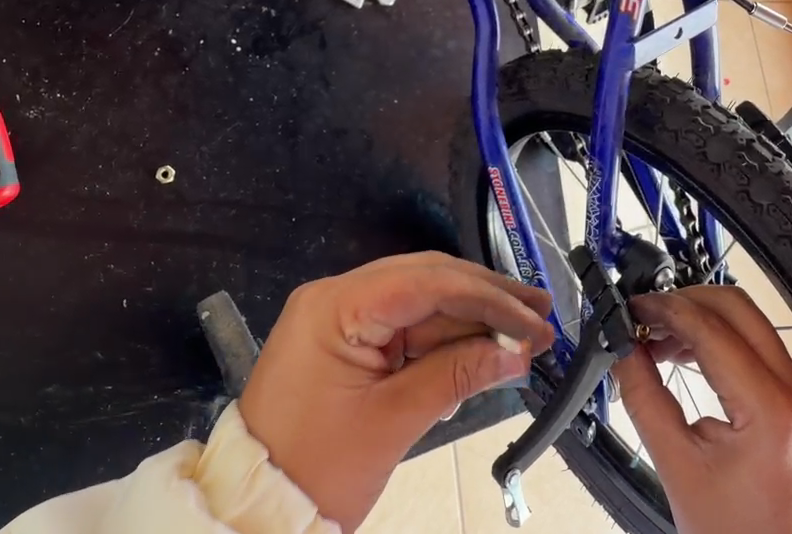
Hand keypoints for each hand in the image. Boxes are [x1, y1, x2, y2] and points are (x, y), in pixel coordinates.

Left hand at [237, 252, 555, 529]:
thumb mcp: (392, 422)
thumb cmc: (315, 471)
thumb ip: (457, 374)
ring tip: (525, 333)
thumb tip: (518, 351)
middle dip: (487, 298)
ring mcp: (342, 317)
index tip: (533, 319)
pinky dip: (447, 338)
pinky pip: (407, 327)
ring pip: (423, 301)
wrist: (251, 514)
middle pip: (428, 281)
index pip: (427, 282)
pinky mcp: (349, 341)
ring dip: (473, 318)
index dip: (488, 296)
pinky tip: (485, 347)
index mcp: (336, 306)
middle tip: (541, 314)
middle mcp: (338, 296)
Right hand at [613, 286, 791, 533]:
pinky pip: (753, 344)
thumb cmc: (732, 533)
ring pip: (747, 319)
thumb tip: (621, 348)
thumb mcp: (676, 465)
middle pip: (735, 307)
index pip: (710, 328)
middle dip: (683, 301)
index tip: (632, 308)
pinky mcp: (791, 398)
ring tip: (655, 337)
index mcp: (768, 407)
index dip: (665, 309)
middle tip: (643, 316)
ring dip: (698, 316)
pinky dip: (715, 336)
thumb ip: (644, 397)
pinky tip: (682, 352)